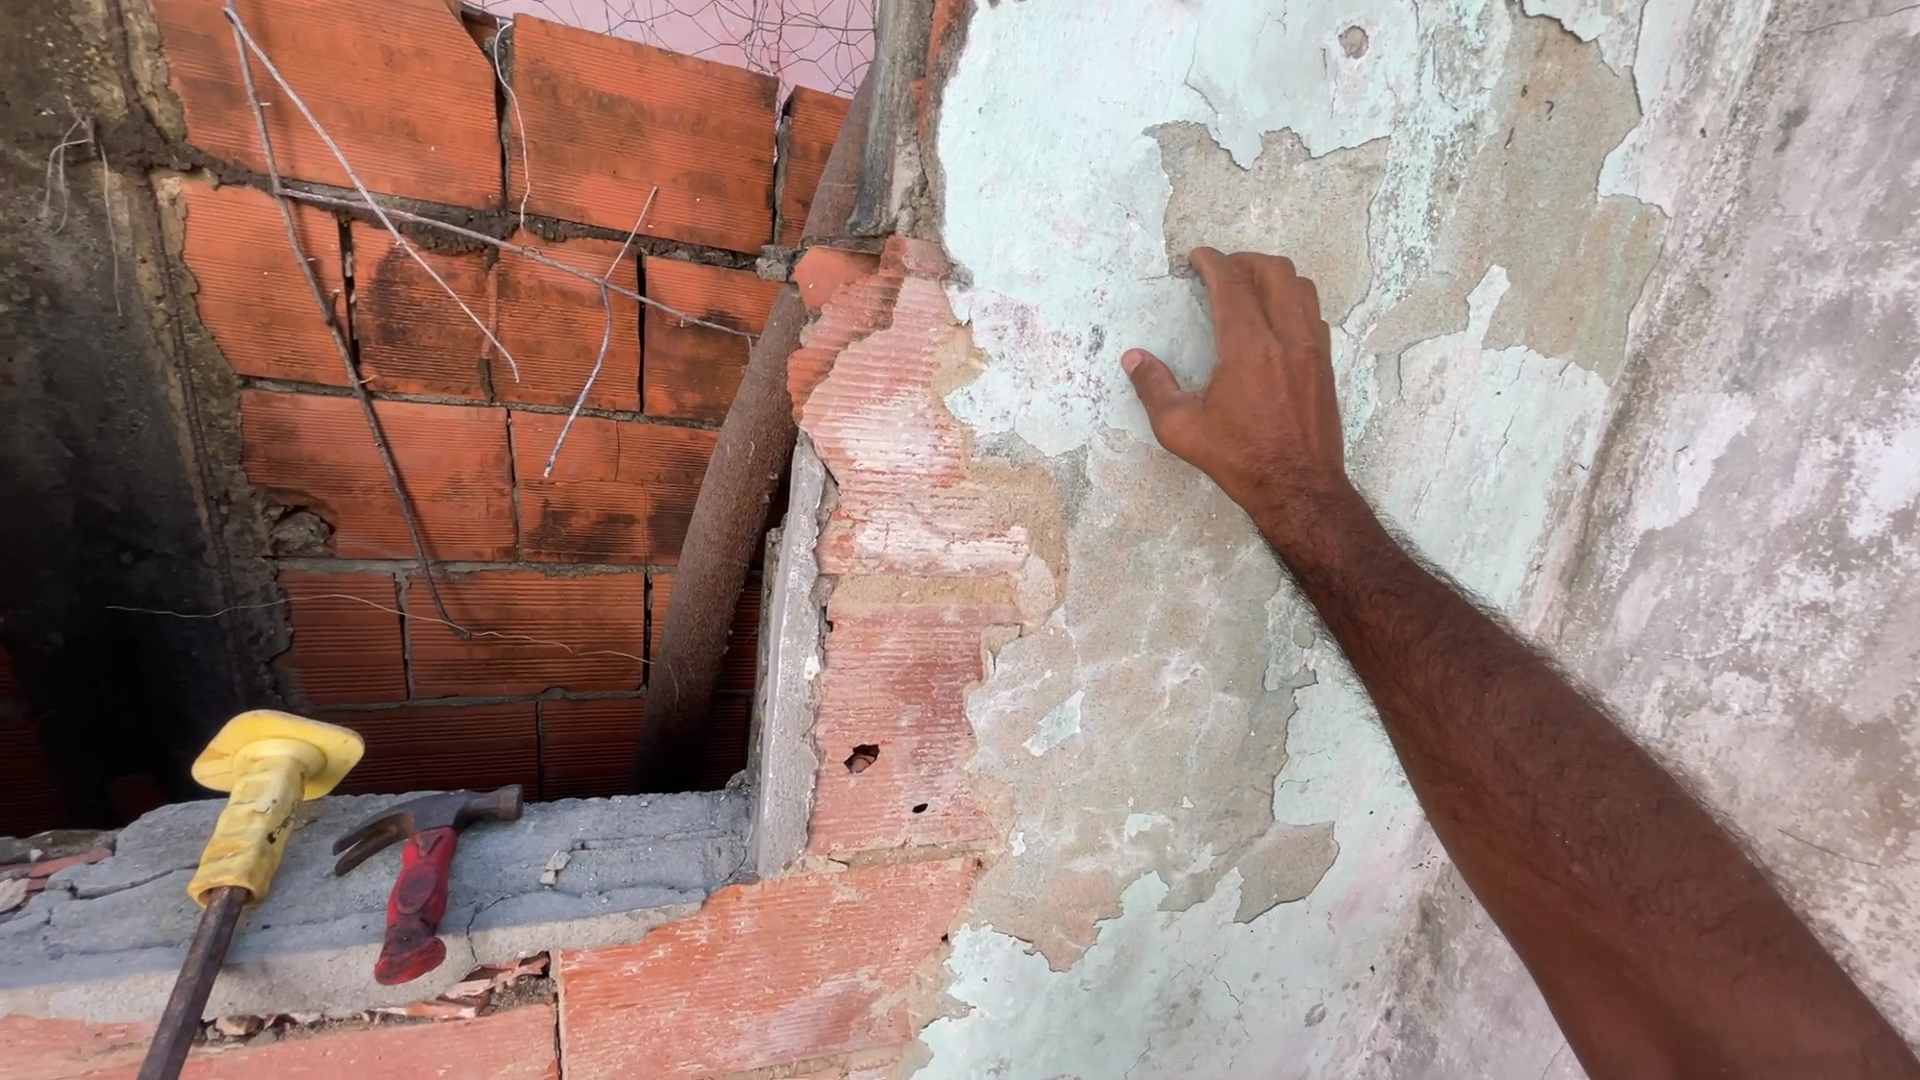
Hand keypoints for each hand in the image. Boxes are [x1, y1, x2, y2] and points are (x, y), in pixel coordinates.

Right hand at [1123, 248, 1350, 529]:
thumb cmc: (1236, 458)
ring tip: (1249, 284)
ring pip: (1301, 287)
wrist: (1297, 485)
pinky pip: (1313, 312)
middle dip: (1244, 260)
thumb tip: (1133, 358)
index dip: (1213, 262)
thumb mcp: (1180, 428)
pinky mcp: (1325, 364)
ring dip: (1273, 276)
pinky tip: (1274, 318)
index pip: (1232, 285)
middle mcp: (1286, 338)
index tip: (1197, 257)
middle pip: (1274, 272)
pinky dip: (1292, 300)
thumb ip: (1154, 387)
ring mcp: (1313, 349)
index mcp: (1248, 348)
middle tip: (1221, 267)